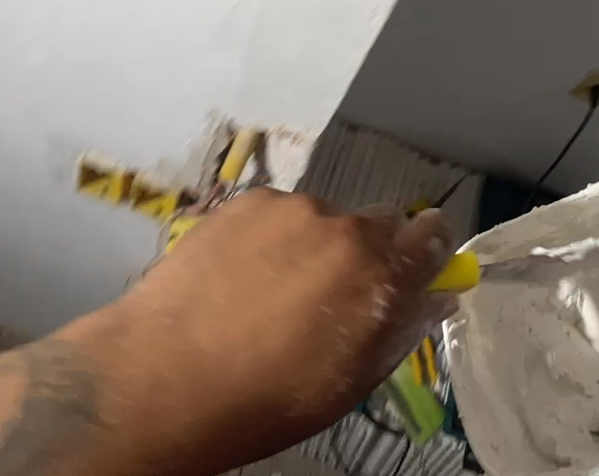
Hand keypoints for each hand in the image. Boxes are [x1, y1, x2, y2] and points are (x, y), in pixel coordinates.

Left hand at [69, 190, 456, 475]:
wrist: (159, 377)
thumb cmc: (263, 400)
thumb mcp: (348, 382)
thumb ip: (402, 329)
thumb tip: (440, 294)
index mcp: (381, 276)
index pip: (433, 233)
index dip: (429, 246)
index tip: (417, 260)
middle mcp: (347, 229)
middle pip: (382, 222)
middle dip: (370, 250)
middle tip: (332, 290)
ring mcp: (296, 208)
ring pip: (326, 218)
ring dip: (316, 243)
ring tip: (270, 288)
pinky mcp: (252, 200)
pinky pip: (281, 212)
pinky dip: (273, 235)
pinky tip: (240, 272)